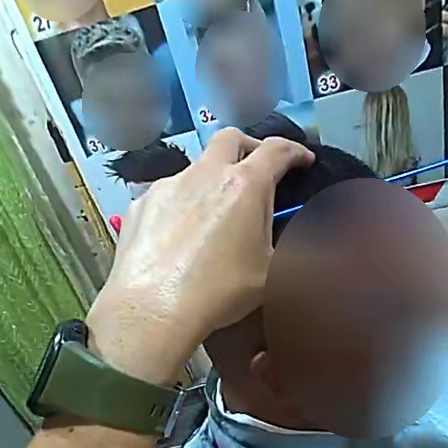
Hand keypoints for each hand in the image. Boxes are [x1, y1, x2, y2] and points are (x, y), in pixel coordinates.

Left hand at [88, 129, 311, 383]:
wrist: (154, 308)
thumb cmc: (221, 289)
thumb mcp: (272, 274)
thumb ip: (293, 250)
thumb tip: (307, 242)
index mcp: (245, 185)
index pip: (277, 150)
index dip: (296, 151)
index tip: (304, 160)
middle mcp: (205, 173)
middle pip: (231, 139)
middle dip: (250, 147)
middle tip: (259, 170)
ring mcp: (168, 185)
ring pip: (196, 168)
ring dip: (213, 180)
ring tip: (216, 214)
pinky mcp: (141, 204)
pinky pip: (168, 195)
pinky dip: (183, 205)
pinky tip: (180, 235)